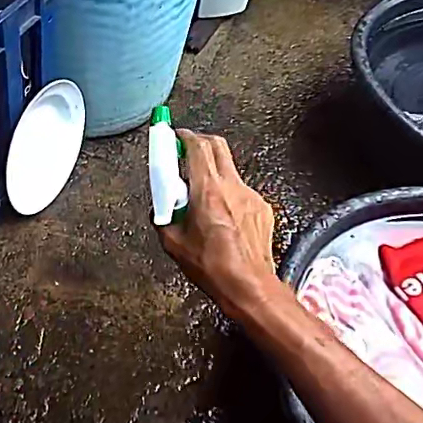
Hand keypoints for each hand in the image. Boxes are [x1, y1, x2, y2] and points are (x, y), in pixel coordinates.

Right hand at [157, 130, 279, 310]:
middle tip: (185, 152)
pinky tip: (221, 217)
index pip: (197, 146)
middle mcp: (232, 188)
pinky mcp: (261, 209)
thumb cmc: (214, 268)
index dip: (183, 136)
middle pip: (217, 146)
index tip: (172, 136)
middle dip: (199, 143)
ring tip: (200, 197)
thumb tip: (160, 207)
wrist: (248, 286)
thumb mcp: (173, 242)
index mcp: (208, 191)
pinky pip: (241, 191)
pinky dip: (228, 195)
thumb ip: (164, 217)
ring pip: (229, 170)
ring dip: (213, 172)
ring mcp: (250, 197)